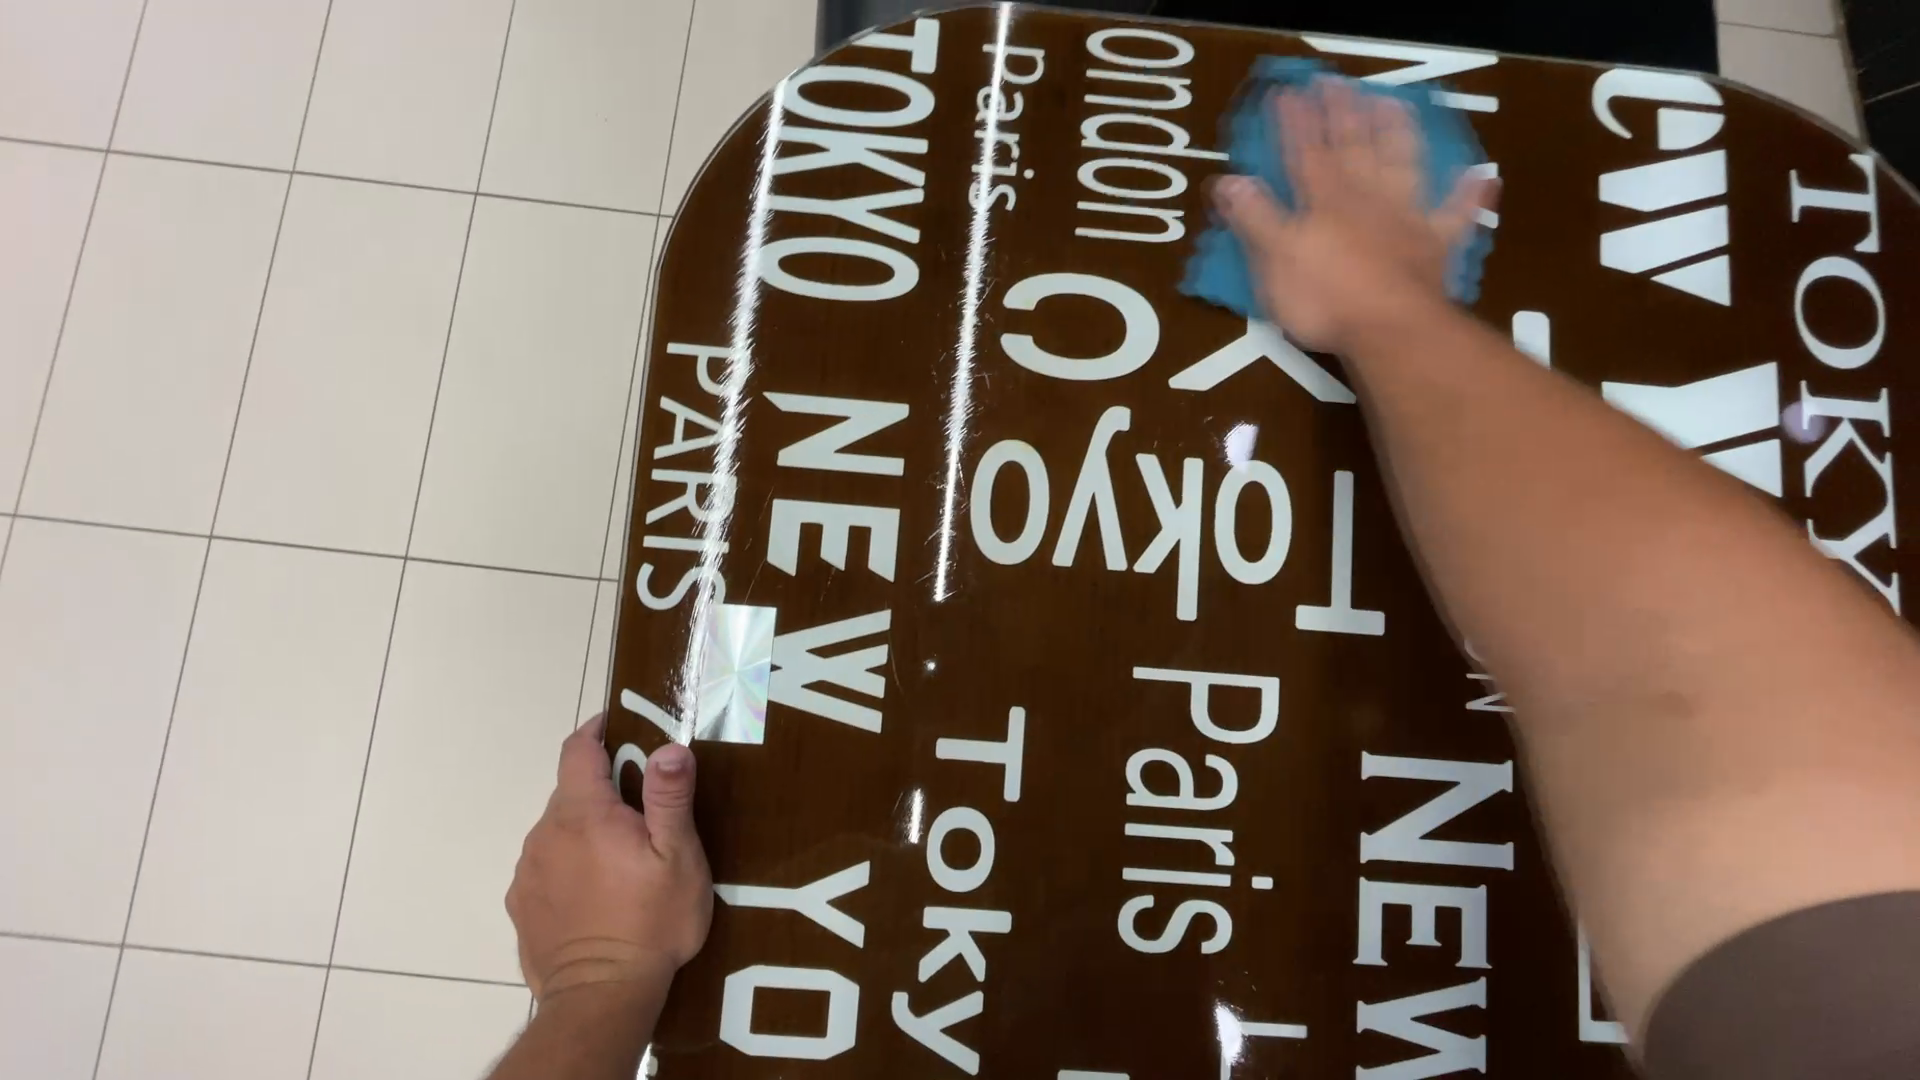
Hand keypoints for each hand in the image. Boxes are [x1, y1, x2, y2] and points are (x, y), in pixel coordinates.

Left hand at [506, 715, 711, 1001]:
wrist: (601, 999)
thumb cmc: (650, 920)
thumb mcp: (677, 856)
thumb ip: (669, 797)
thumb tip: (668, 745)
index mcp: (583, 814)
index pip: (578, 750)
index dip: (597, 730)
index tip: (619, 723)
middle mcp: (545, 834)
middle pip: (572, 791)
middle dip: (605, 787)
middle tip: (646, 809)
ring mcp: (528, 872)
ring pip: (559, 829)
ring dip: (587, 827)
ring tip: (625, 857)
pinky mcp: (522, 906)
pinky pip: (548, 864)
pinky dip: (571, 862)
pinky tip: (599, 891)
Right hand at [1211, 77, 1495, 354]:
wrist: (1388, 327)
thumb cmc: (1323, 298)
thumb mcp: (1274, 259)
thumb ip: (1254, 218)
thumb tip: (1228, 180)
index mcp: (1324, 201)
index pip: (1304, 152)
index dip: (1295, 122)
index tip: (1287, 91)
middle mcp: (1367, 197)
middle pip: (1353, 146)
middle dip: (1342, 112)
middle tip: (1335, 82)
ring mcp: (1405, 217)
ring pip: (1402, 163)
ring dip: (1396, 132)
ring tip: (1391, 103)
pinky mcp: (1433, 245)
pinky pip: (1455, 215)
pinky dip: (1468, 195)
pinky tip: (1481, 175)